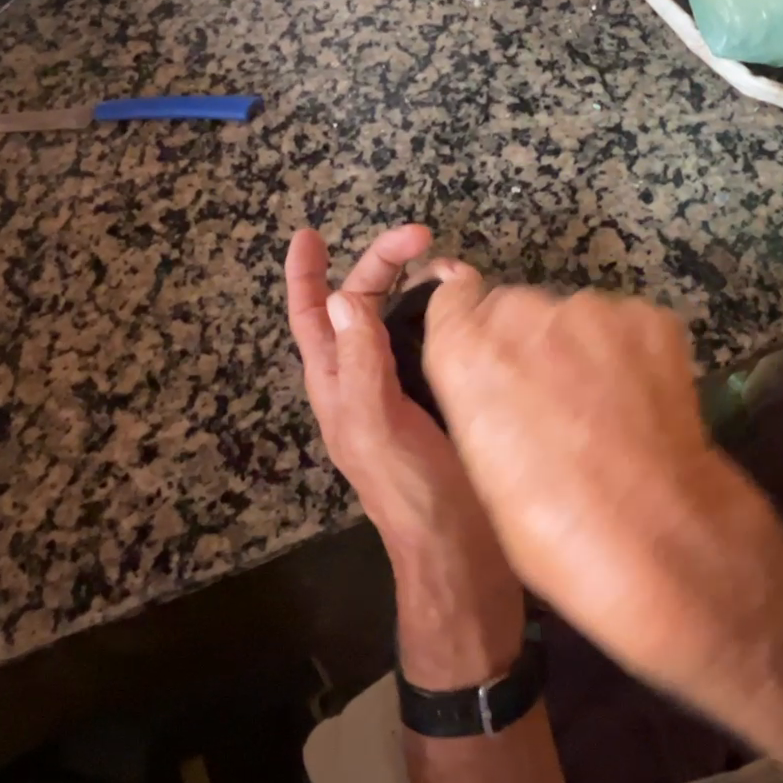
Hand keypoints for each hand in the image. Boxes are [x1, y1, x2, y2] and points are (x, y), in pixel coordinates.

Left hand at [285, 226, 522, 685]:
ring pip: (405, 317)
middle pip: (363, 303)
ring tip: (456, 270)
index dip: (306, 274)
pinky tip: (477, 306)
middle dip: (386, 263)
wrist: (464, 549)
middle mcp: (368, 377)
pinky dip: (453, 313)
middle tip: (425, 237)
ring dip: (423, 285)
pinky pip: (440, 338)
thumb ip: (360, 363)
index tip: (308, 233)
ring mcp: (408, 386)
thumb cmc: (412, 492)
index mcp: (338, 382)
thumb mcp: (375, 425)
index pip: (311, 317)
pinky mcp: (446, 394)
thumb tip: (339, 298)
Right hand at [421, 270, 757, 678]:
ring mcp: (589, 310)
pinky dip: (633, 354)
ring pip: (578, 317)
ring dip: (585, 348)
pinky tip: (645, 403)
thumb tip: (500, 374)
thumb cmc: (546, 525)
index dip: (475, 325)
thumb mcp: (480, 459)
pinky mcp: (647, 317)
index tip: (495, 356)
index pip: (454, 299)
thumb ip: (480, 392)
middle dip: (533, 343)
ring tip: (608, 410)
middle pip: (518, 308)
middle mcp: (519, 313)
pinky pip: (629, 327)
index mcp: (464, 352)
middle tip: (558, 400)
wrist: (651, 537)